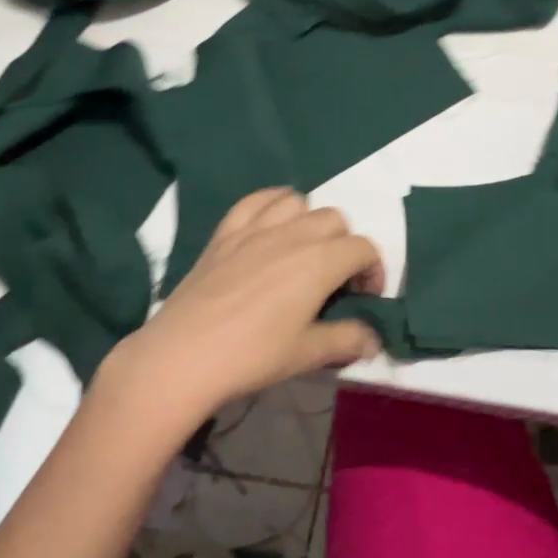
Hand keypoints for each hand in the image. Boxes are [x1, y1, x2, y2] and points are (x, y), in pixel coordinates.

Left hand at [97, 189, 383, 420]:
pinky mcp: (224, 234)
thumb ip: (347, 340)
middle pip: (335, 219)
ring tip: (304, 253)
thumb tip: (373, 340)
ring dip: (310, 222)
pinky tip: (271, 226)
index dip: (374, 272)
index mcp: (319, 262)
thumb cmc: (253, 355)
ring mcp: (254, 230)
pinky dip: (272, 205)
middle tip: (336, 281)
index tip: (365, 298)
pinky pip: (255, 201)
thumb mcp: (309, 354)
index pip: (363, 248)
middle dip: (345, 246)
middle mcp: (292, 235)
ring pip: (297, 203)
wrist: (183, 356)